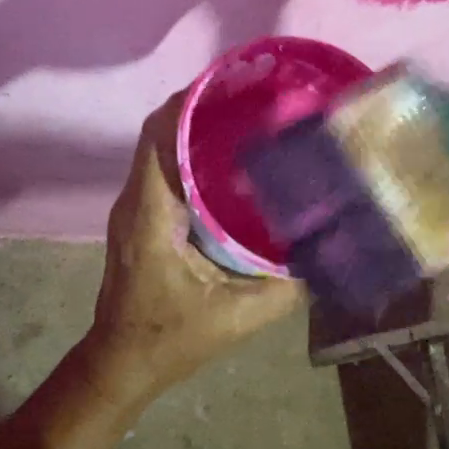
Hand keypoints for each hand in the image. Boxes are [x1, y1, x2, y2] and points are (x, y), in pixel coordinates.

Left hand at [81, 93, 304, 398]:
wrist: (121, 365)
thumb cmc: (171, 340)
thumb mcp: (237, 317)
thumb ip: (284, 285)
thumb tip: (327, 245)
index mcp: (150, 214)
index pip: (159, 135)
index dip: (190, 101)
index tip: (235, 83)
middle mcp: (135, 199)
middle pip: (160, 130)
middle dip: (202, 104)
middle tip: (253, 94)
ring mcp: (134, 205)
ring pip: (160, 144)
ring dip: (196, 124)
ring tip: (247, 114)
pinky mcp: (141, 214)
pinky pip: (163, 165)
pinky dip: (191, 149)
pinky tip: (231, 155)